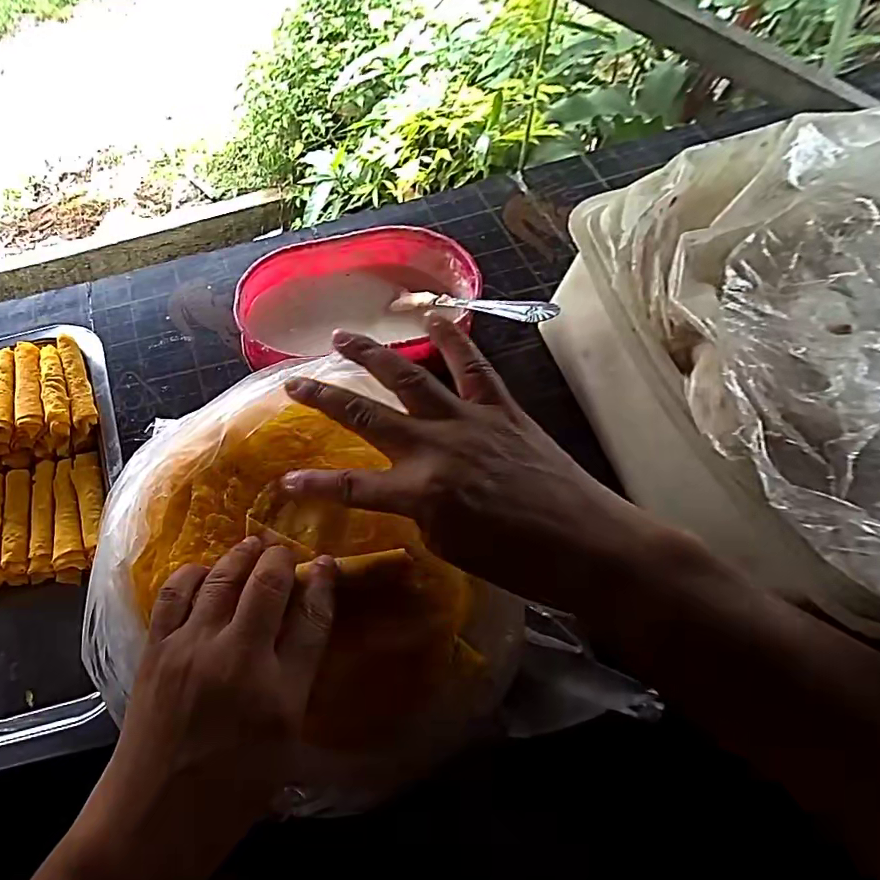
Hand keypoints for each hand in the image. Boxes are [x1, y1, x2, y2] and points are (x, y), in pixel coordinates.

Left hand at [70, 539, 334, 879]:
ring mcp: (192, 649)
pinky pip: (175, 595)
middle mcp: (239, 661)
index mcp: (282, 696)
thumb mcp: (286, 754)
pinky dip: (191, 574)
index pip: (312, 623)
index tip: (325, 565)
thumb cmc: (229, 796)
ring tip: (251, 544)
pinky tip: (202, 570)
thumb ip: (295, 696)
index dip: (322, 586)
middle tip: (283, 549)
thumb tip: (299, 646)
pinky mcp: (157, 648)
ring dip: (238, 557)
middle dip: (279, 560)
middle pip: (267, 588)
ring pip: (221, 582)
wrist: (156, 811)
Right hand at [281, 317, 681, 618]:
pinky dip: (452, 341)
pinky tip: (435, 317)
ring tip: (342, 336)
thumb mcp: (446, 544)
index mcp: (420, 491)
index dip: (313, 485)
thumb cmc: (517, 561)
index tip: (284, 481)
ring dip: (371, 355)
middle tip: (294, 382)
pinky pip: (473, 368)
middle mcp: (437, 447)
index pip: (350, 486)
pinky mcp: (502, 410)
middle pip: (365, 416)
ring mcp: (470, 421)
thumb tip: (400, 486)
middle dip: (323, 398)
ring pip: (409, 378)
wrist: (595, 548)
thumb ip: (413, 508)